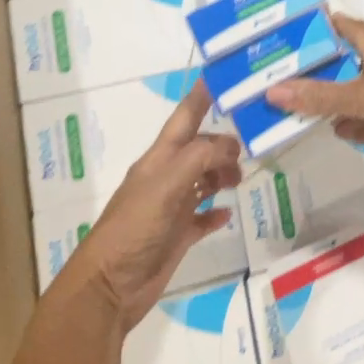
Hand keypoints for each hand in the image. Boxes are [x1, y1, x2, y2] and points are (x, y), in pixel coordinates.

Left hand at [54, 82, 241, 331]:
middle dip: (224, 141)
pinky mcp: (177, 235)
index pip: (185, 117)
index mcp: (159, 160)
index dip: (202, 95)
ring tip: (242, 178)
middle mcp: (165, 178)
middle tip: (255, 140)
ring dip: (224, 173)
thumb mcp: (167, 184)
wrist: (108, 288)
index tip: (223, 74)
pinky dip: (217, 211)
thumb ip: (201, 157)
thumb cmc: (133, 229)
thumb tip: (232, 145)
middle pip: (200, 148)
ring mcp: (171, 207)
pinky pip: (203, 217)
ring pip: (204, 179)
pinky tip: (228, 212)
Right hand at [265, 15, 363, 144]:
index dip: (316, 27)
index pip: (341, 25)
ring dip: (345, 101)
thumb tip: (272, 91)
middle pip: (351, 60)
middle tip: (292, 87)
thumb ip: (320, 97)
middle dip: (325, 74)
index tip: (287, 37)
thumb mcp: (361, 96)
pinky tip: (350, 134)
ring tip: (315, 116)